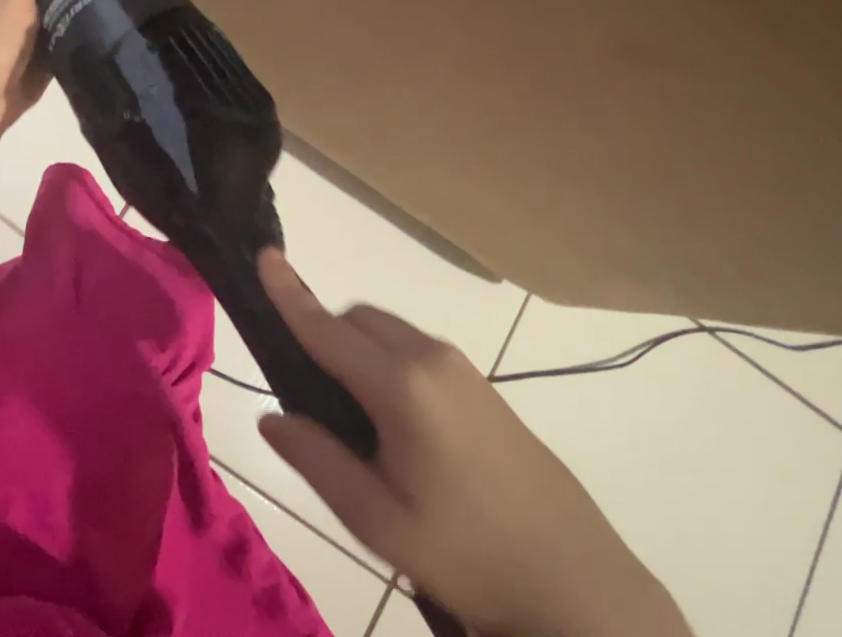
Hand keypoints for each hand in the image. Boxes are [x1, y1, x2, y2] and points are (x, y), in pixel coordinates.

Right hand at [255, 251, 691, 636]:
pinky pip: (416, 353)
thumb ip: (315, 458)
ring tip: (353, 425)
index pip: (326, 328)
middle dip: (323, 334)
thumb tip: (270, 416)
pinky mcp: (484, 389)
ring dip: (356, 351)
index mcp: (401, 386)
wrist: (579, 587)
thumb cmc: (467, 554)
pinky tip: (397, 432)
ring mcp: (464, 371)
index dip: (289, 293)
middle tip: (308, 400)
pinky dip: (386, 365)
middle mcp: (433, 360)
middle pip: (357, 319)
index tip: (262, 254)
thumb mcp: (375, 519)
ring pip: (388, 334)